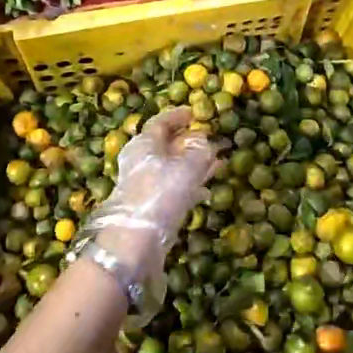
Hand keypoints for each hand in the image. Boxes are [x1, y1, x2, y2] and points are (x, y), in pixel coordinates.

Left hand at [89, 107, 219, 276]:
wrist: (135, 239)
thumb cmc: (160, 192)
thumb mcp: (186, 167)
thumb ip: (200, 152)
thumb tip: (207, 142)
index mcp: (144, 144)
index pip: (161, 122)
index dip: (178, 116)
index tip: (194, 113)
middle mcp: (140, 161)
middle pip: (166, 145)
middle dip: (189, 142)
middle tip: (210, 139)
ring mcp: (144, 184)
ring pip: (172, 167)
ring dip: (193, 165)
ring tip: (217, 164)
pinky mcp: (150, 205)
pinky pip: (173, 188)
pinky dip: (189, 186)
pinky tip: (206, 192)